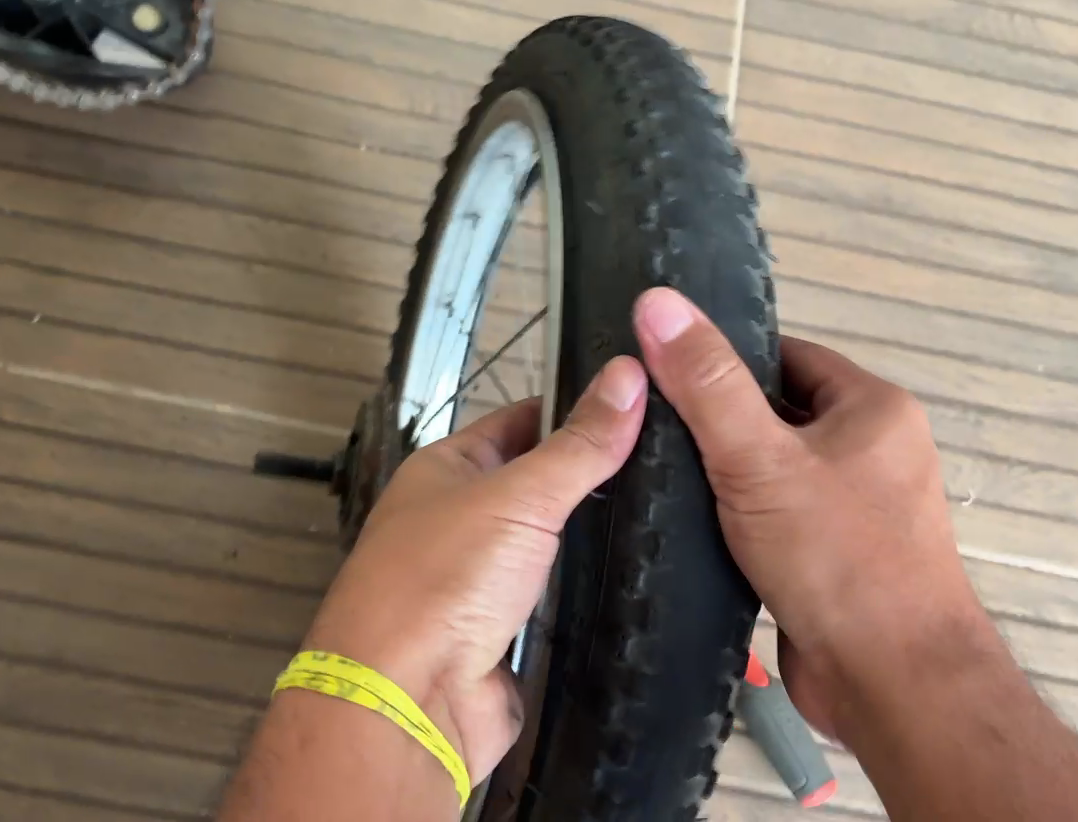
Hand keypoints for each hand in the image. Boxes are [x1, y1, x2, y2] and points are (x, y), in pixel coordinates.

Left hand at [301, 356, 648, 783]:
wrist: (406, 703)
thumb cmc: (444, 576)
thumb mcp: (517, 496)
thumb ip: (579, 445)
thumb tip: (628, 374)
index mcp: (447, 468)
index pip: (520, 421)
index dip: (574, 409)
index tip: (638, 403)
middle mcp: (461, 518)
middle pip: (539, 483)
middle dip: (592, 476)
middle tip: (669, 460)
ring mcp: (483, 577)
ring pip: (553, 542)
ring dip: (594, 536)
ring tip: (671, 510)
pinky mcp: (507, 630)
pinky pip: (559, 597)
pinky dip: (591, 589)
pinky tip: (643, 574)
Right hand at [632, 287, 991, 743]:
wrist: (895, 690)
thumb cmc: (836, 557)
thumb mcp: (759, 457)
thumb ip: (706, 381)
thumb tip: (656, 301)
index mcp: (873, 409)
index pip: (784, 357)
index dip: (723, 360)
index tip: (663, 371)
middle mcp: (873, 450)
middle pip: (774, 411)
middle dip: (715, 419)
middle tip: (647, 421)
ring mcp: (856, 506)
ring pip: (770, 465)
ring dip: (720, 470)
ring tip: (651, 465)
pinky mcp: (834, 554)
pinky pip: (774, 511)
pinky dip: (735, 512)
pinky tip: (684, 519)